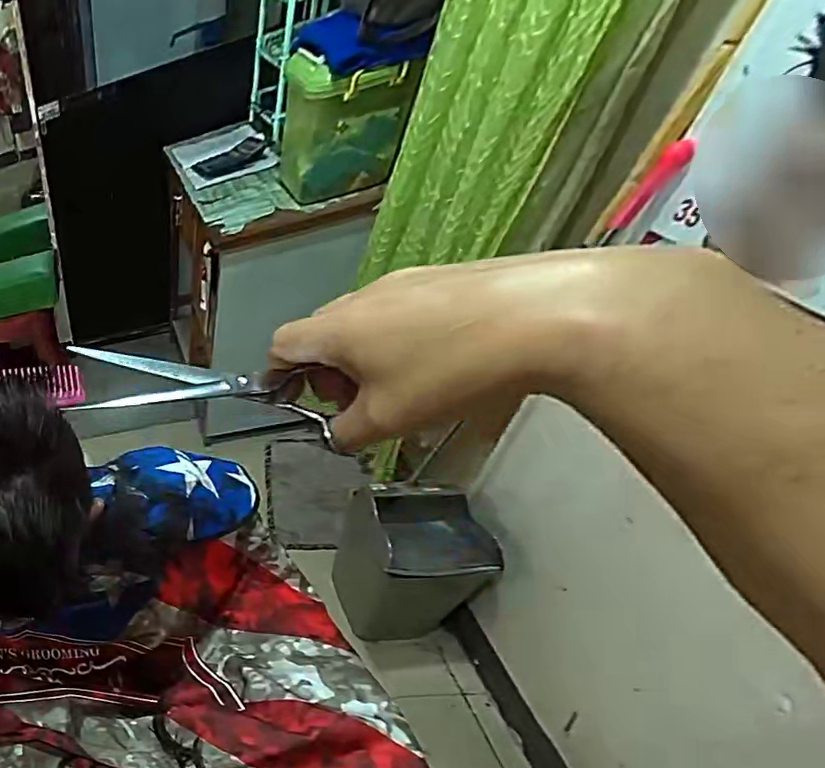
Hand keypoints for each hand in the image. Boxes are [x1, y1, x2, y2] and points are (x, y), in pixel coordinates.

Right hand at [267, 247, 721, 448]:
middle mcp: (361, 297)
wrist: (547, 314)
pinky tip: (435, 364)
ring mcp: (405, 281)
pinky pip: (398, 313)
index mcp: (336, 328)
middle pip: (320, 335)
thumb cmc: (447, 372)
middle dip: (325, 373)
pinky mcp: (443, 277)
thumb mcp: (385, 420)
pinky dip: (396, 342)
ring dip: (362, 359)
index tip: (294, 401)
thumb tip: (337, 433)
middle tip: (355, 404)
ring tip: (398, 388)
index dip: (278, 375)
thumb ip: (344, 433)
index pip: (281, 345)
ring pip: (361, 323)